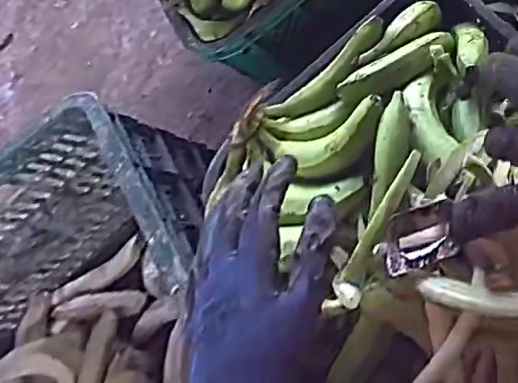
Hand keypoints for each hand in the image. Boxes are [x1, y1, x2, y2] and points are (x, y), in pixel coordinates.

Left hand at [188, 158, 336, 382]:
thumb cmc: (275, 357)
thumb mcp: (305, 305)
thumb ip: (314, 252)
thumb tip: (324, 203)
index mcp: (248, 267)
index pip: (261, 212)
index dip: (275, 183)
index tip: (288, 160)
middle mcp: (219, 273)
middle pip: (225, 220)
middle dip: (242, 189)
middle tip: (257, 167)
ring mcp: (202, 293)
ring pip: (206, 238)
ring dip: (220, 209)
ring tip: (232, 191)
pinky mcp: (193, 312)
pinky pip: (196, 260)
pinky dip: (206, 238)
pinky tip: (211, 241)